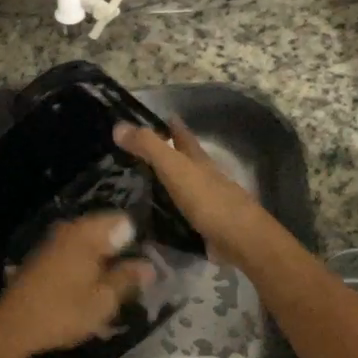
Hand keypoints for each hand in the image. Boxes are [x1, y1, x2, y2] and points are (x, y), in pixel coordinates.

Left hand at [0, 213, 154, 355]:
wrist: (13, 326)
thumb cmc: (63, 312)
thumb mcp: (103, 301)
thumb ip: (127, 279)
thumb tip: (148, 266)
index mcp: (86, 234)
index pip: (122, 221)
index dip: (136, 241)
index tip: (142, 266)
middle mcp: (68, 230)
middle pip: (103, 232)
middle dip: (118, 253)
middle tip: (129, 282)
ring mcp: (52, 242)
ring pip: (87, 244)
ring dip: (101, 262)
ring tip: (110, 290)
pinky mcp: (41, 257)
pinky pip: (72, 253)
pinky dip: (83, 267)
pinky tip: (87, 289)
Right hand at [114, 118, 267, 260]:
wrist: (239, 241)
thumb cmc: (209, 201)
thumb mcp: (175, 169)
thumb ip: (149, 148)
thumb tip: (118, 126)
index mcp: (198, 161)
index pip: (183, 137)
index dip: (173, 126)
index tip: (160, 117)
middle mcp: (204, 178)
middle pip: (185, 161)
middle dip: (167, 155)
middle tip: (137, 153)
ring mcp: (206, 203)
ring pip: (181, 187)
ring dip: (164, 184)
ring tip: (137, 184)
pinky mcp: (203, 227)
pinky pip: (179, 214)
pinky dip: (166, 212)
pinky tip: (151, 216)